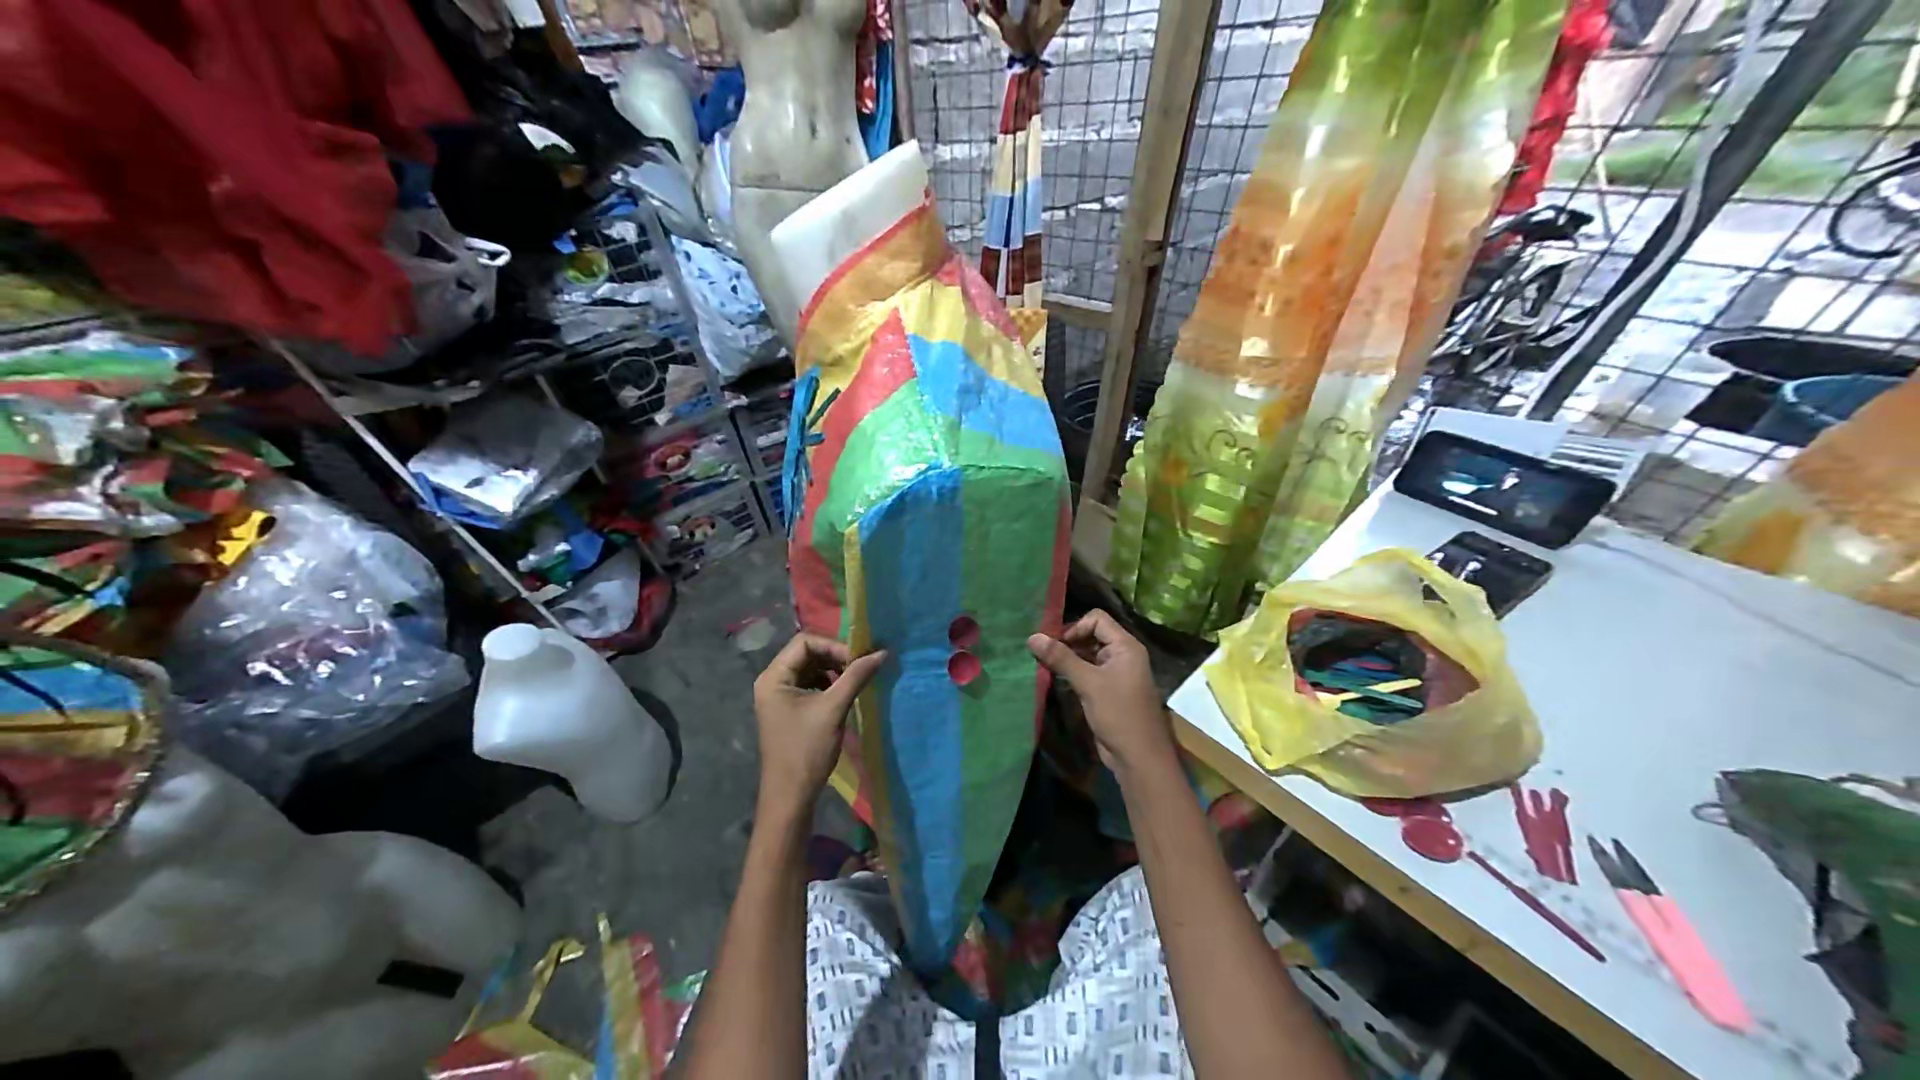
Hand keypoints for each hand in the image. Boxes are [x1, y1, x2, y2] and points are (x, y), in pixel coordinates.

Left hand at [752, 634, 886, 814]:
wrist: (791, 795)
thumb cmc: (807, 750)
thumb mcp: (834, 709)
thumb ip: (856, 677)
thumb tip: (882, 652)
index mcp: (773, 677)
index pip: (804, 642)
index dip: (833, 646)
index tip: (858, 660)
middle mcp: (772, 681)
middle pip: (806, 653)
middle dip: (835, 657)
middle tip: (861, 667)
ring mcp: (779, 696)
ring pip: (810, 669)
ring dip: (834, 671)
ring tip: (855, 681)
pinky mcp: (788, 709)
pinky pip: (810, 685)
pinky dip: (829, 684)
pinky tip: (844, 695)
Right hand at [1028, 610, 1172, 775]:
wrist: (1138, 756)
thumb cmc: (1118, 713)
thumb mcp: (1087, 683)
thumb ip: (1060, 658)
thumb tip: (1032, 637)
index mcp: (1126, 646)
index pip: (1097, 619)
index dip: (1074, 627)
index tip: (1055, 645)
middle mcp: (1123, 655)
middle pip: (1092, 635)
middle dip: (1068, 642)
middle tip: (1044, 655)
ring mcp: (1117, 673)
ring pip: (1088, 654)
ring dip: (1068, 658)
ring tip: (1045, 666)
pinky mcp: (1109, 690)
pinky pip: (1089, 672)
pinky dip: (1073, 672)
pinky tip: (1056, 679)